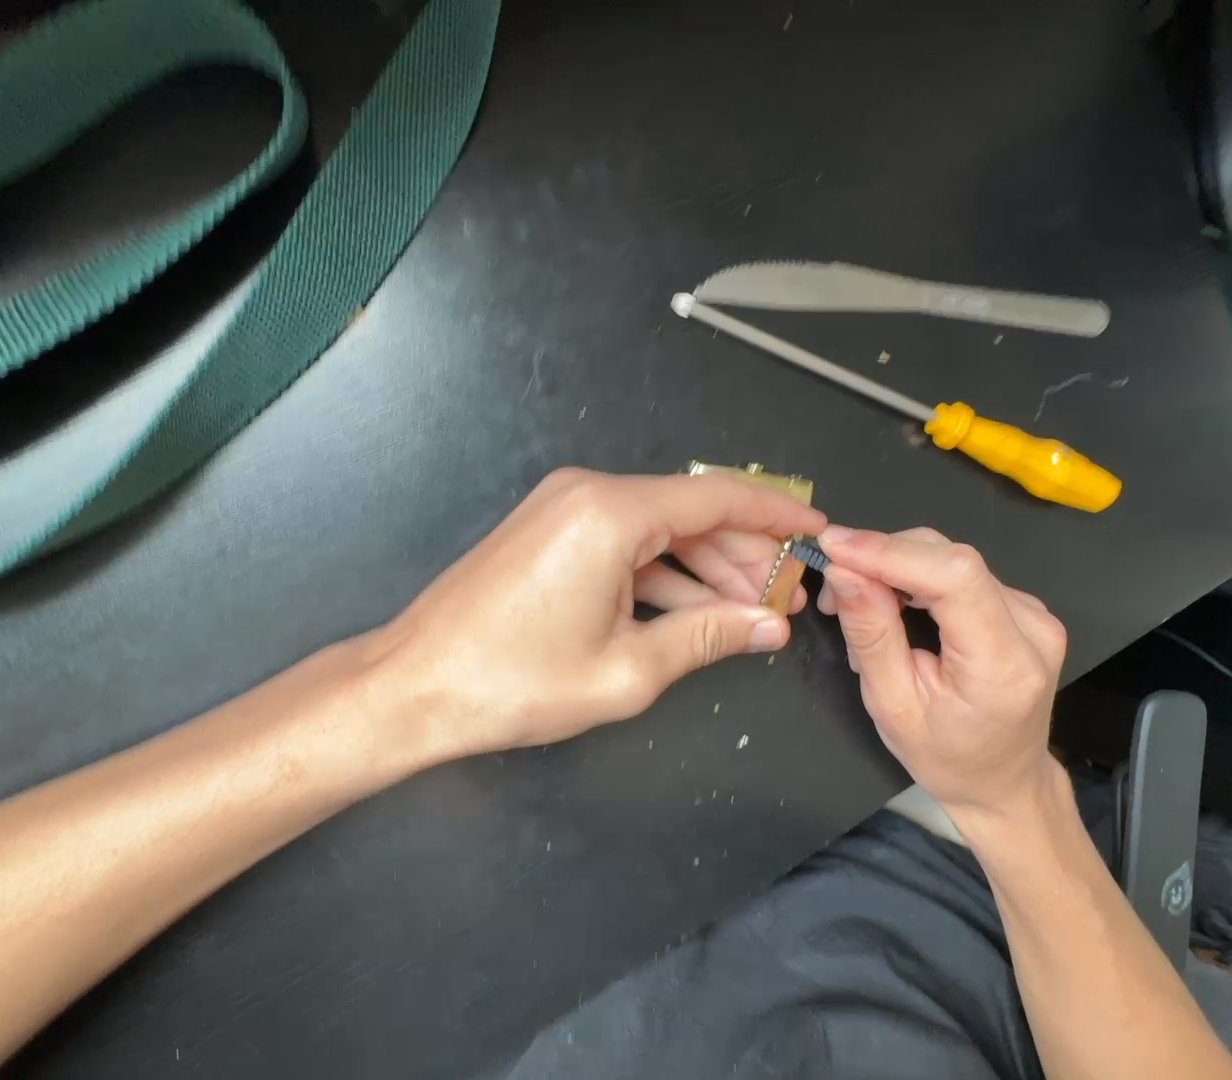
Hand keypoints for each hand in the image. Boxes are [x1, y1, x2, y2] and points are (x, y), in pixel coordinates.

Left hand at [368, 468, 826, 758]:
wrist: (413, 687)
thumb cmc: (515, 682)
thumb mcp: (628, 670)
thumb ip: (708, 638)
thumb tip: (769, 626)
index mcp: (611, 512)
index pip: (719, 497)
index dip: (777, 513)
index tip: (818, 531)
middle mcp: (588, 493)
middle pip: (691, 511)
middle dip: (744, 551)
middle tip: (786, 594)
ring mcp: (563, 509)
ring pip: (659, 528)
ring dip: (705, 566)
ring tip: (750, 610)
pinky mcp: (549, 532)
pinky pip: (624, 543)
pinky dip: (662, 573)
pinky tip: (694, 609)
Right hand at [814, 526, 1067, 827]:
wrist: (1004, 782)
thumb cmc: (945, 757)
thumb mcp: (892, 705)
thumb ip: (871, 634)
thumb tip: (841, 571)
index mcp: (1003, 663)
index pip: (954, 576)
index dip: (890, 551)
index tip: (833, 546)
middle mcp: (1031, 627)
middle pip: (950, 558)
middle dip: (881, 559)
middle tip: (833, 593)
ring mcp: (1034, 613)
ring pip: (950, 559)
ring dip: (893, 569)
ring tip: (858, 607)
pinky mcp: (1023, 606)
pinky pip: (959, 572)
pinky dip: (914, 578)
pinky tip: (892, 607)